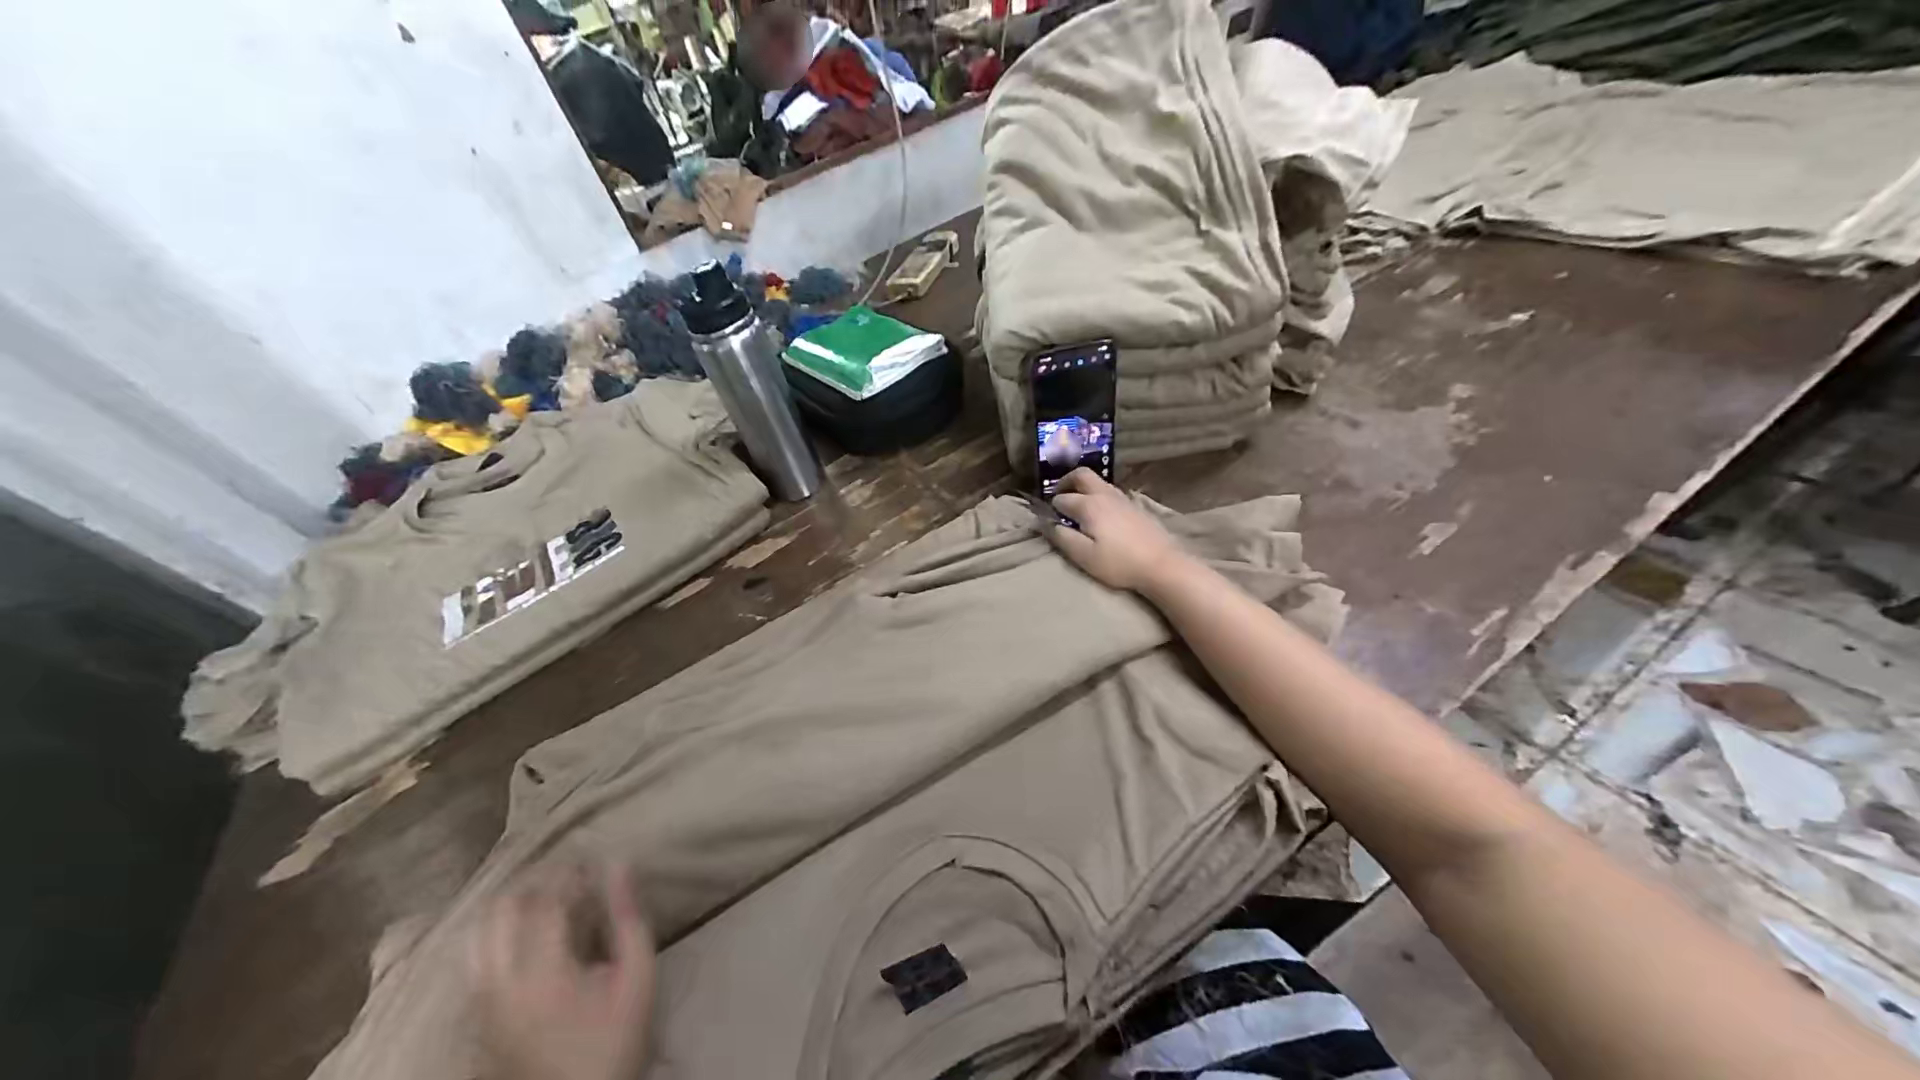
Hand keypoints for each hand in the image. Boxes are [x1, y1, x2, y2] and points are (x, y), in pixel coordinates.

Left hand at [471, 862, 656, 1079]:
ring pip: (478, 933)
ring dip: (511, 907)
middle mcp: (499, 982)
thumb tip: (619, 864)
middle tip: (568, 876)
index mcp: (542, 970)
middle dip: (535, 883)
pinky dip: (497, 933)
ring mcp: (480, 1002)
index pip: (544, 900)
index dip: (568, 873)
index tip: (592, 863)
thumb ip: (627, 916)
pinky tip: (525, 934)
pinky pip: (474, 959)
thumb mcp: (637, 976)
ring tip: (545, 900)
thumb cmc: (615, 1036)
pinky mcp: (475, 1017)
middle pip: (500, 910)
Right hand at [1044, 468, 1192, 593]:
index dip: (1051, 508)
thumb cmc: (1119, 563)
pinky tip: (1100, 513)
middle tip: (1058, 497)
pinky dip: (1098, 494)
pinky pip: (1110, 491)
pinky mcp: (1135, 505)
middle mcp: (1104, 494)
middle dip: (1065, 482)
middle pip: (1081, 475)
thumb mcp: (1084, 556)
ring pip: (1097, 481)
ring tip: (1077, 506)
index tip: (1048, 520)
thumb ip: (1062, 538)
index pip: (1061, 499)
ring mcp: (1122, 498)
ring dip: (1082, 487)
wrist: (1162, 564)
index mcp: (1088, 505)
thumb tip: (1047, 524)